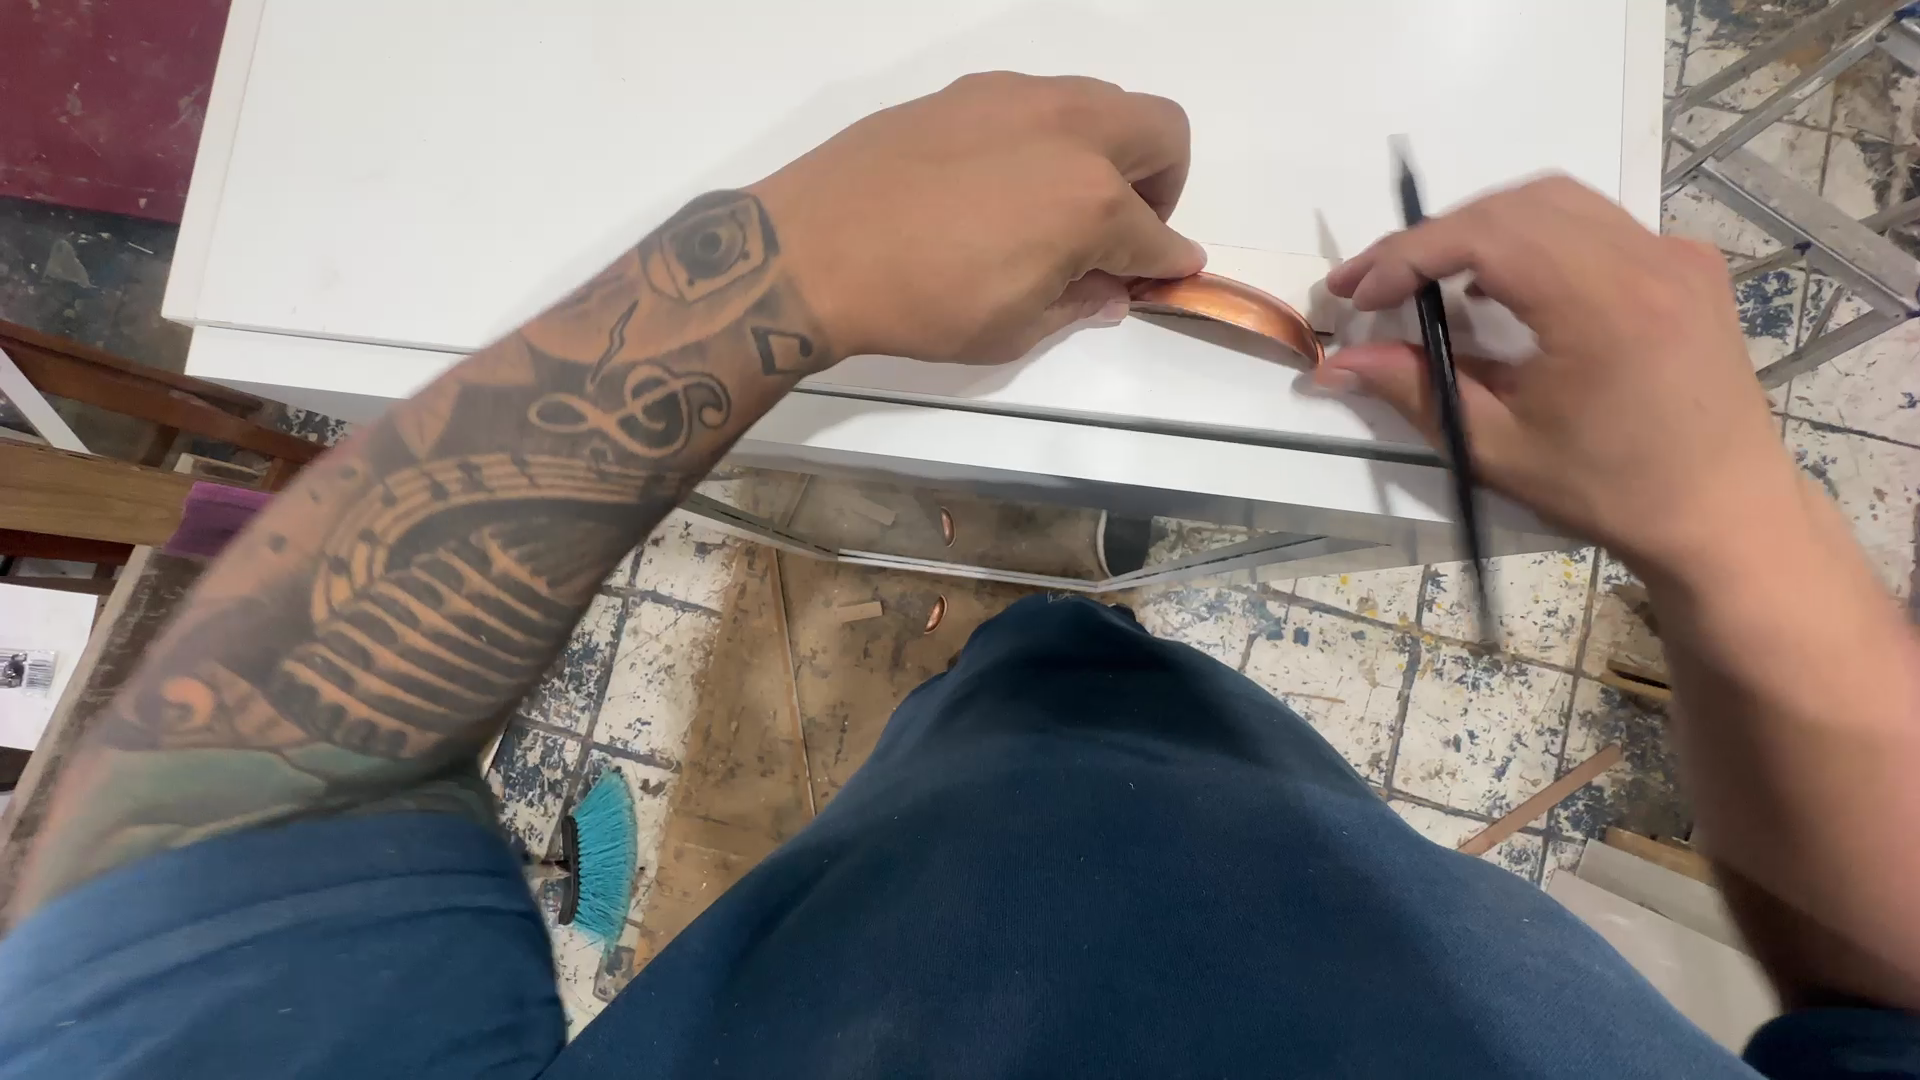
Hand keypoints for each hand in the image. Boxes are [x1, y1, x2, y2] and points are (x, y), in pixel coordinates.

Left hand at [748, 71, 1205, 365]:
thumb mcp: (1011, 329)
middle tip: (1124, 231)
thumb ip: (1076, 303)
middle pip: (1162, 133)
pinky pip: (1042, 101)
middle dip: (1164, 185)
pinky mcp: (971, 89)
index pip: (1157, 236)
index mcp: (1089, 203)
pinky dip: (1053, 138)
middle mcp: (1070, 132)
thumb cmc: (922, 307)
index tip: (1172, 274)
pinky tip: (1007, 181)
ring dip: (1111, 152)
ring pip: (1104, 102)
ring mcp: (1018, 98)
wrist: (819, 251)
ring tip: (1063, 205)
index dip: (1170, 263)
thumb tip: (1110, 290)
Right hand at [1318, 176, 1799, 576]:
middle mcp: (1649, 259)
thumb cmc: (1602, 486)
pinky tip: (1486, 284)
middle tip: (1365, 284)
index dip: (1406, 256)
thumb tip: (1334, 364)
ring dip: (1470, 231)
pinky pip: (1585, 224)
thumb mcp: (1490, 444)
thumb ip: (1411, 388)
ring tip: (1414, 279)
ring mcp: (1672, 256)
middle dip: (1427, 238)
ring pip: (1551, 202)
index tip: (1355, 297)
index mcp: (1605, 305)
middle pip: (1515, 206)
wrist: (1719, 508)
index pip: (1488, 236)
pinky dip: (1518, 239)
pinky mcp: (1679, 266)